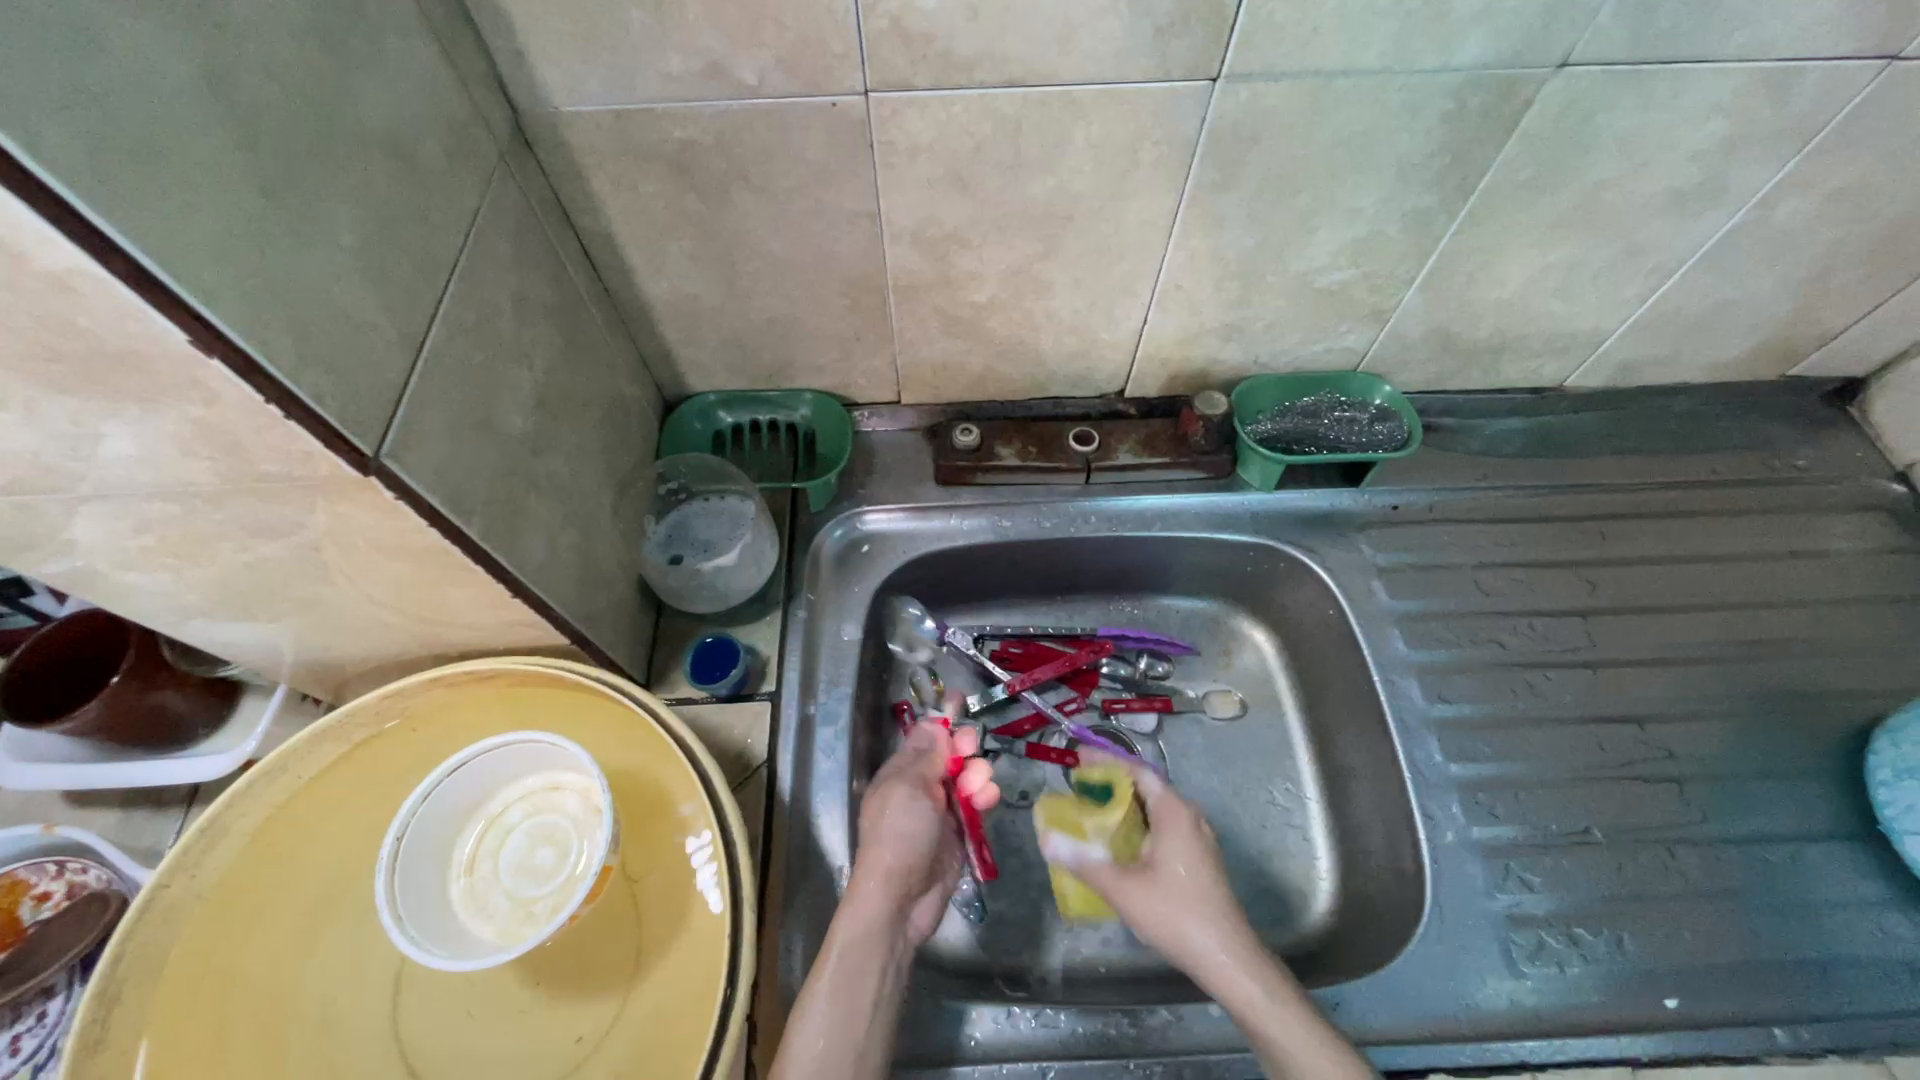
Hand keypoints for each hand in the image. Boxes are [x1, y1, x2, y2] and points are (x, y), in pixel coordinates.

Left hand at [847, 720, 1000, 944]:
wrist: (901, 899)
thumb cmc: (899, 835)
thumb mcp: (908, 787)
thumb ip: (926, 755)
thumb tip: (933, 724)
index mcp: (900, 773)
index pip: (924, 739)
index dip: (944, 725)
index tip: (964, 709)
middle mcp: (920, 788)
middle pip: (950, 757)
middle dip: (964, 750)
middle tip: (973, 750)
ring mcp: (940, 812)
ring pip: (967, 781)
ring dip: (977, 776)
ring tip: (980, 786)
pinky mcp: (959, 834)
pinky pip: (976, 808)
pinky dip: (984, 799)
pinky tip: (989, 799)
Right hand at [1037, 755, 1257, 980]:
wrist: (1226, 957)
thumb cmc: (1175, 914)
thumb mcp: (1122, 888)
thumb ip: (1083, 861)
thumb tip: (1046, 839)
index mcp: (1174, 812)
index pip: (1137, 772)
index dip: (1106, 763)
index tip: (1078, 759)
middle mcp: (1189, 817)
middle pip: (1147, 788)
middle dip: (1112, 784)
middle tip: (1079, 786)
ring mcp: (1198, 838)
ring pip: (1157, 810)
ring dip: (1126, 807)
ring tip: (1093, 812)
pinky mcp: (1200, 859)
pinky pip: (1165, 828)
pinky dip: (1139, 826)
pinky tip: (1120, 845)